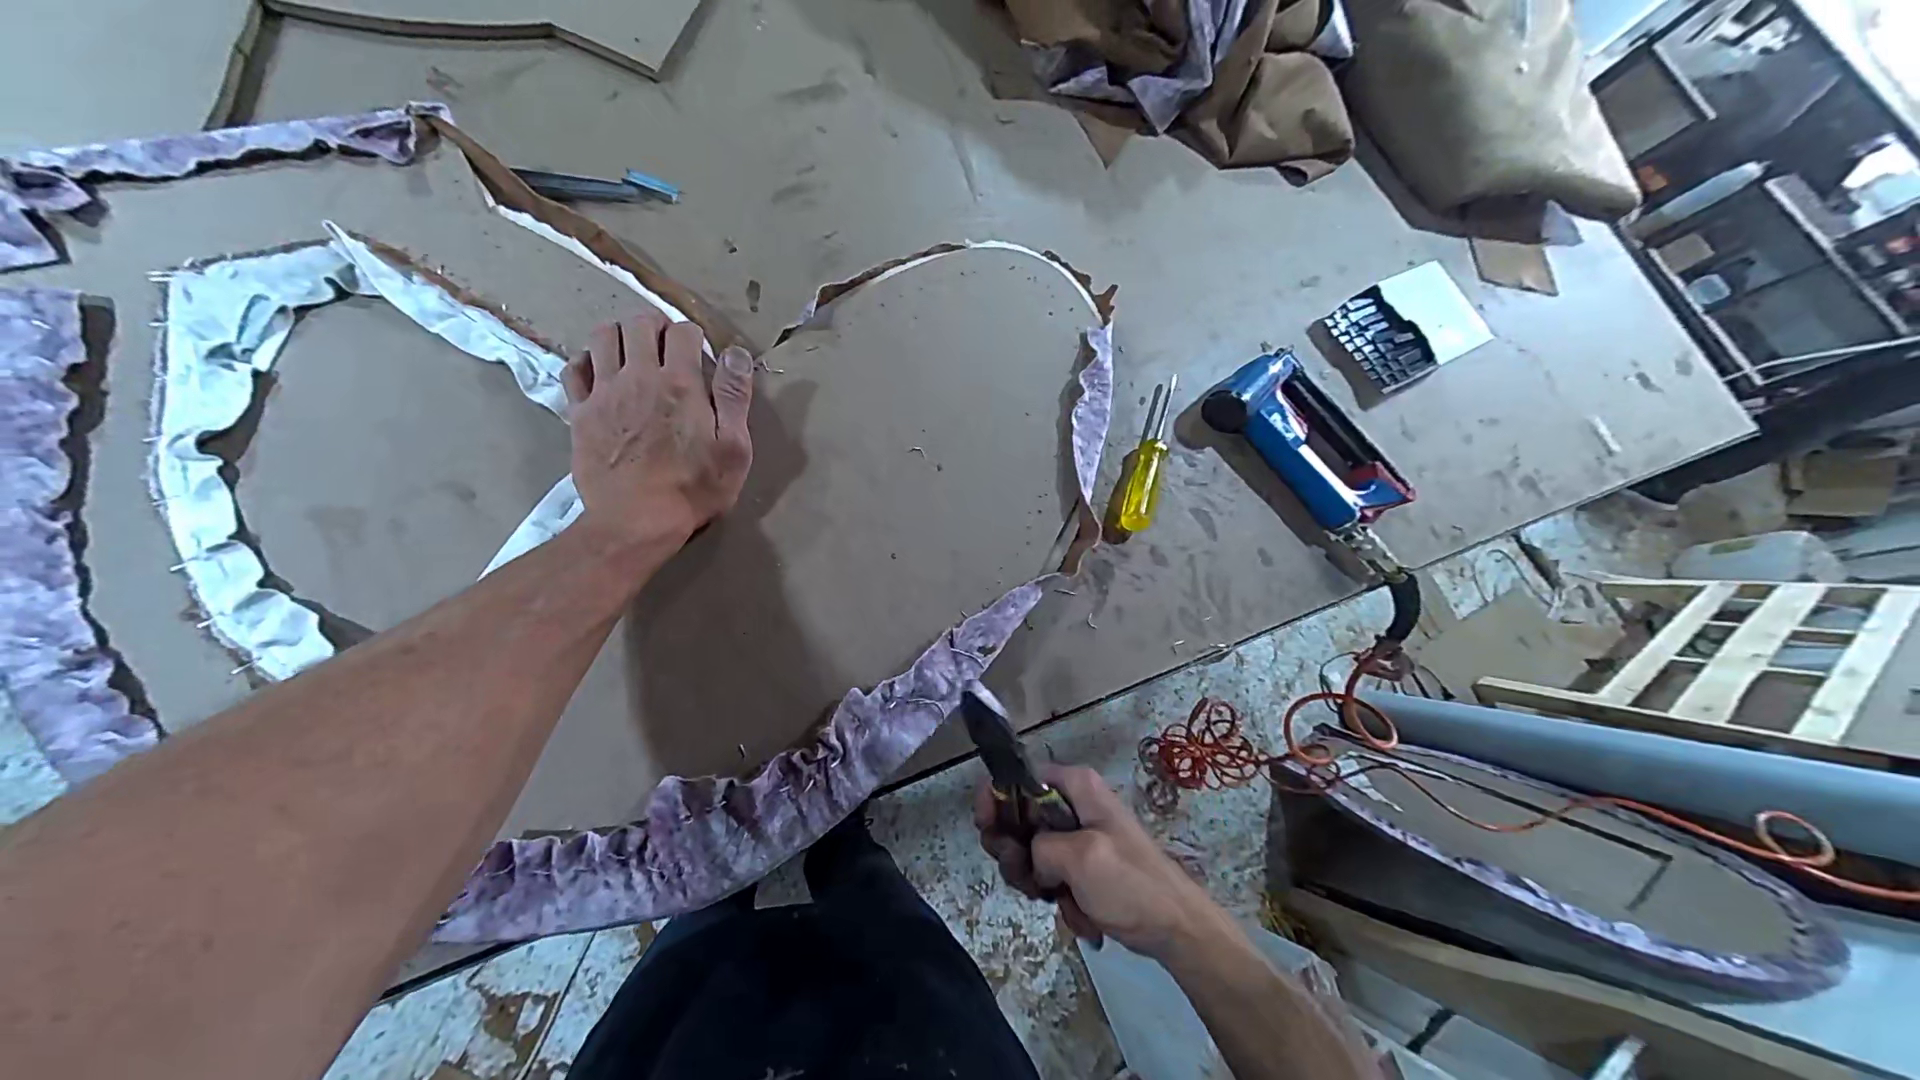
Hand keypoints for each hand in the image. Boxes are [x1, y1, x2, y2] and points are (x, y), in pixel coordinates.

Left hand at [562, 310, 754, 547]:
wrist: (636, 520)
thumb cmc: (694, 488)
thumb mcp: (733, 448)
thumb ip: (735, 396)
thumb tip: (737, 354)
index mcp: (680, 383)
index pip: (684, 332)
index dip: (695, 336)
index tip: (701, 355)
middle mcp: (638, 377)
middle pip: (640, 324)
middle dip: (657, 326)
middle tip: (668, 347)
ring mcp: (604, 393)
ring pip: (603, 336)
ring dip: (621, 335)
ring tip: (635, 354)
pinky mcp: (580, 412)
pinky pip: (574, 368)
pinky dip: (588, 361)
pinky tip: (602, 374)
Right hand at [975, 764, 1224, 958]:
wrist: (1176, 927)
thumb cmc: (1131, 883)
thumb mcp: (1080, 857)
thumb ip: (1039, 846)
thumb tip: (1031, 857)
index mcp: (1076, 785)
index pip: (1019, 776)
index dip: (997, 798)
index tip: (986, 828)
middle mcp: (1073, 803)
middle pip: (1017, 815)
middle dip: (1013, 849)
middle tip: (1022, 876)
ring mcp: (1076, 835)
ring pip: (1028, 848)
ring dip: (1032, 877)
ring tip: (1053, 898)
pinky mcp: (1080, 864)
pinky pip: (1046, 871)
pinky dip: (1052, 892)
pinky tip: (1074, 911)